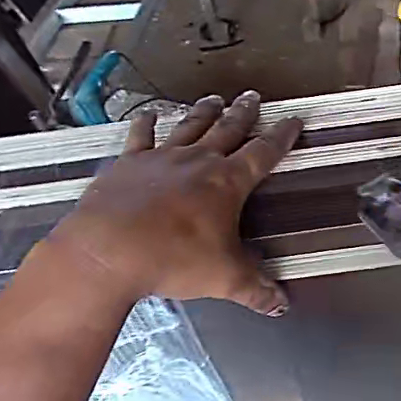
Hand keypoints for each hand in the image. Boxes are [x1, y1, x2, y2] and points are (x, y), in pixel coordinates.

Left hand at [43, 91, 303, 316]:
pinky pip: (140, 136)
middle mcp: (195, 161)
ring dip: (203, 112)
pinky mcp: (128, 164)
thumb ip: (255, 289)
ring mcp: (160, 158)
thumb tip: (280, 303)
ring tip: (213, 99)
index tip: (291, 121)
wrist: (109, 249)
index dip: (280, 137)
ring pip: (189, 126)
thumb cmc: (171, 259)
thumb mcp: (223, 279)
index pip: (262, 153)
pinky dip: (145, 123)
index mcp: (225, 183)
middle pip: (227, 129)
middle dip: (243, 113)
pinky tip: (147, 115)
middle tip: (252, 97)